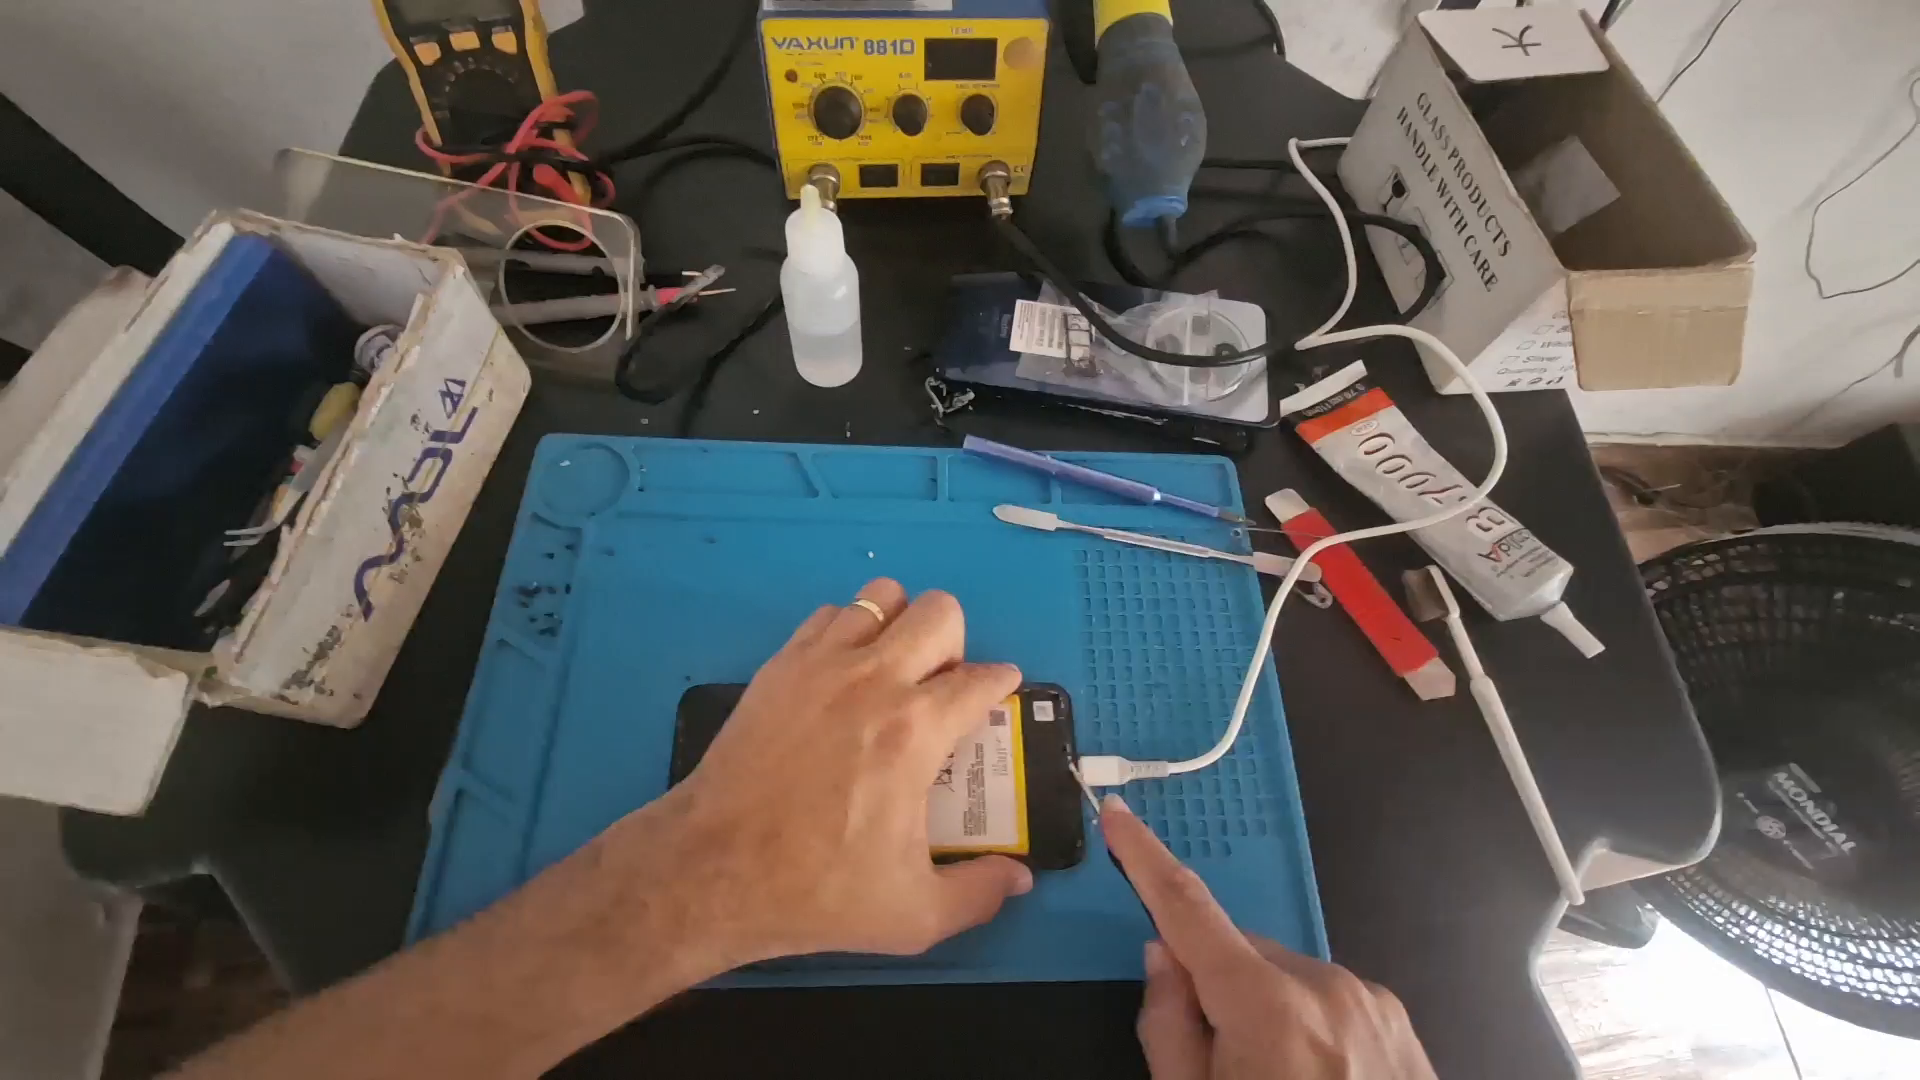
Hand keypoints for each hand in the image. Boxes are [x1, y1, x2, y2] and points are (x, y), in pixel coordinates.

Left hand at [603, 579, 1031, 971]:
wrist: (713, 868)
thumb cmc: (817, 889)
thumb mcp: (913, 913)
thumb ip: (980, 893)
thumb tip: (1021, 876)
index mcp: (915, 730)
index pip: (981, 679)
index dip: (1001, 683)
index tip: (998, 693)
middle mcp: (876, 679)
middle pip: (939, 611)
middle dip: (955, 642)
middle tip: (940, 687)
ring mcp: (823, 662)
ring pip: (883, 596)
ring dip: (900, 626)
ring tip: (891, 671)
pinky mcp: (782, 662)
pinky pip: (831, 614)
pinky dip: (849, 631)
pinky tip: (842, 674)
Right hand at [1103, 797, 1436, 1079]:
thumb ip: (1168, 1023)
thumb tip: (1166, 954)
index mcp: (1266, 1005)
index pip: (1186, 906)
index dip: (1144, 857)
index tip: (1116, 814)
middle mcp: (1324, 985)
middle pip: (1238, 953)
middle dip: (1216, 984)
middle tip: (1219, 1057)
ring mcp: (1371, 1002)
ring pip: (1284, 977)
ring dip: (1265, 1007)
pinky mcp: (1402, 1022)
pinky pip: (1328, 999)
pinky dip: (1307, 1023)